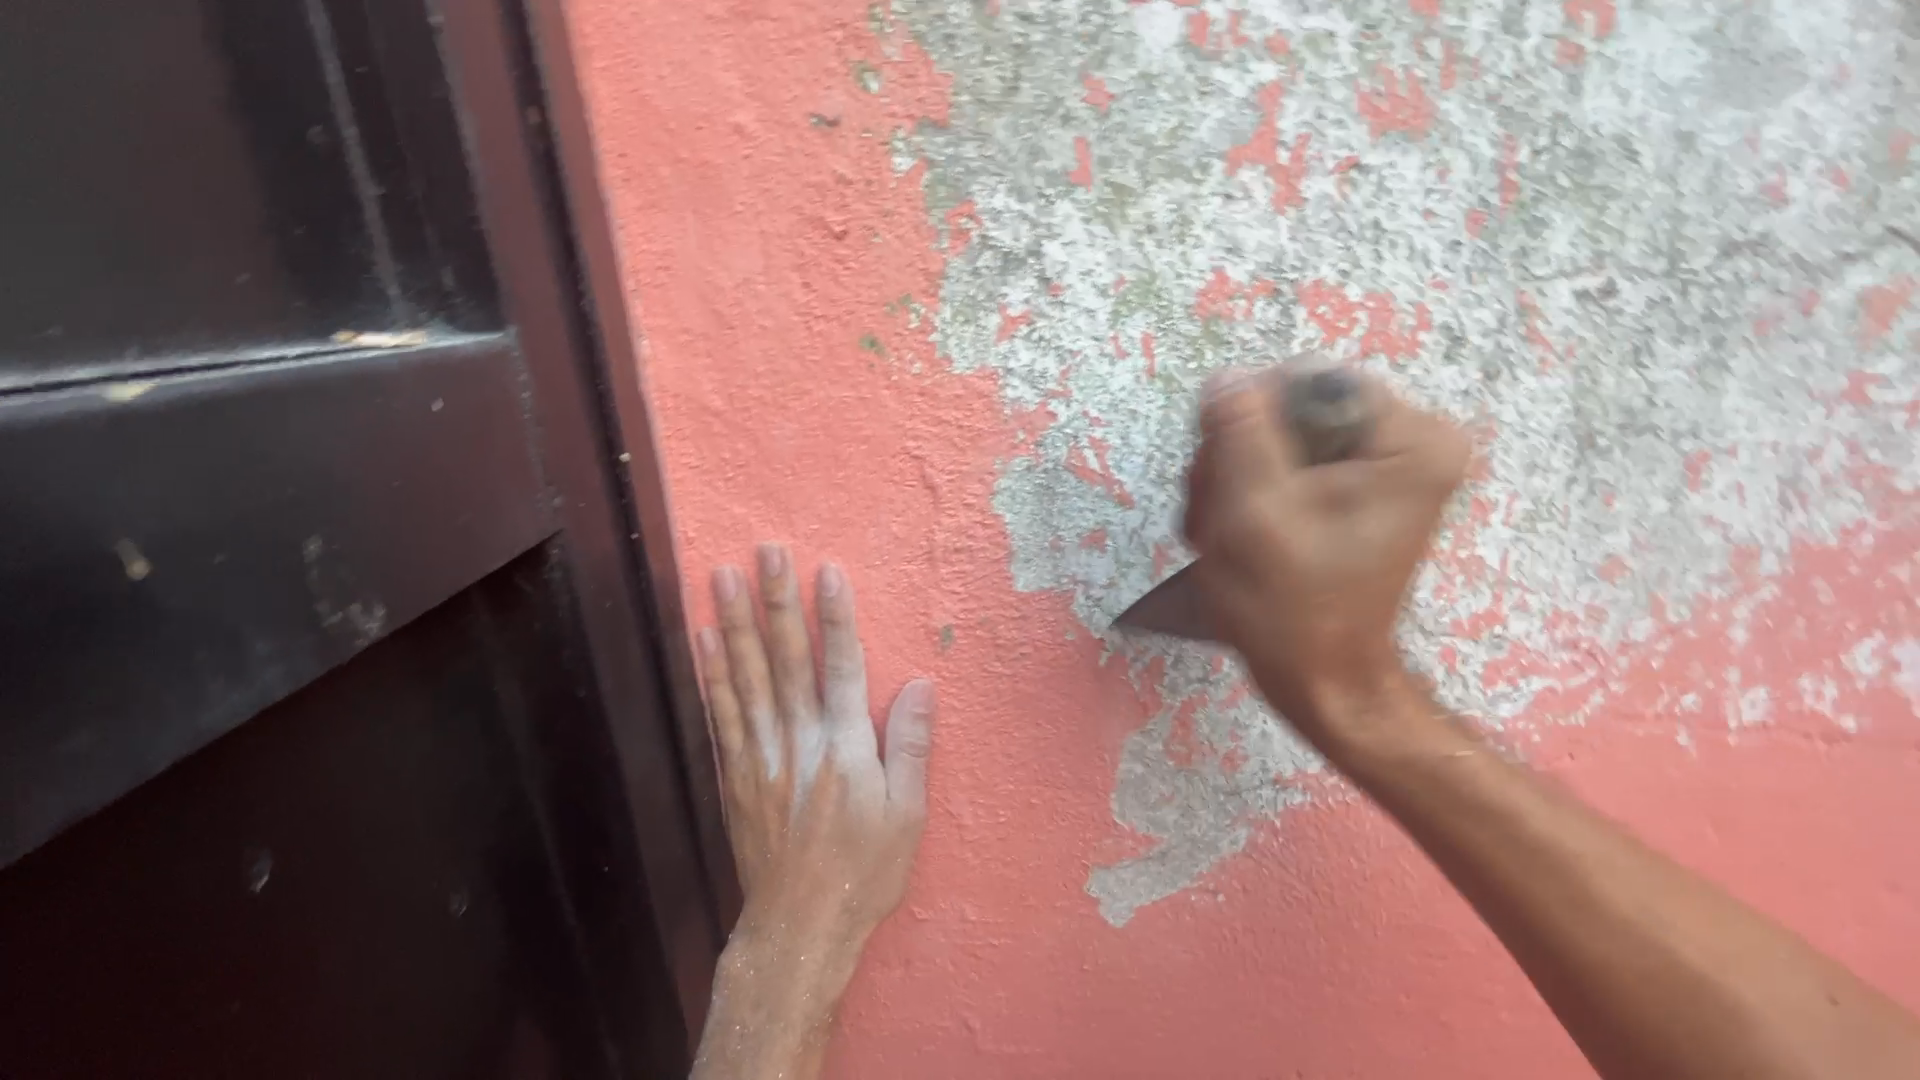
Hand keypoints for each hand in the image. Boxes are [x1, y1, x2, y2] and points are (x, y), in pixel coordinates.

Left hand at [698, 543, 935, 953]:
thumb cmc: (864, 872)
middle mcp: (799, 741)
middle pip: (787, 659)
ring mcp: (760, 756)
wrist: (799, 927)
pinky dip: (709, 674)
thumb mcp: (908, 815)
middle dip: (778, 600)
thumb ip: (911, 745)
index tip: (827, 570)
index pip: (841, 667)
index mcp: (846, 748)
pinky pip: (719, 715)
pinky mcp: (733, 774)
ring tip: (721, 575)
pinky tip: (702, 638)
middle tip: (766, 550)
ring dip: (735, 622)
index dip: (836, 616)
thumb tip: (922, 685)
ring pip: (746, 677)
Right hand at [1181, 368, 1469, 758]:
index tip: (1225, 478)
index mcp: (1413, 439)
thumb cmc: (1293, 606)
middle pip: (1289, 412)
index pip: (1305, 383)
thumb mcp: (1256, 511)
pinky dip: (1250, 499)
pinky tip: (1236, 537)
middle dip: (1236, 461)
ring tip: (1223, 534)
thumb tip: (1226, 377)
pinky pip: (1285, 468)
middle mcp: (1412, 443)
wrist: (1319, 679)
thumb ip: (1239, 431)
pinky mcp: (1357, 493)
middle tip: (1218, 516)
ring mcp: (1385, 469)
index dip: (1248, 424)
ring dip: (1233, 483)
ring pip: (1276, 441)